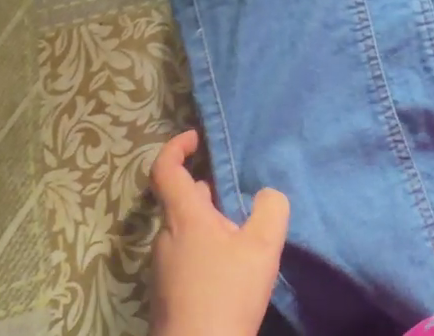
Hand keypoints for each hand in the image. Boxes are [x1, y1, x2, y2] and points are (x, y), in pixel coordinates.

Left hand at [149, 130, 289, 335]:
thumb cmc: (226, 294)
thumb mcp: (262, 246)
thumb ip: (271, 208)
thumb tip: (266, 194)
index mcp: (184, 217)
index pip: (165, 169)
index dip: (176, 147)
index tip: (196, 138)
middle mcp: (166, 237)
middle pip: (180, 200)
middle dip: (206, 189)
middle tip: (237, 192)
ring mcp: (163, 268)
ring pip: (185, 229)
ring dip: (209, 221)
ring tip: (242, 231)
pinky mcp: (168, 293)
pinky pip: (186, 254)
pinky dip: (206, 247)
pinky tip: (232, 266)